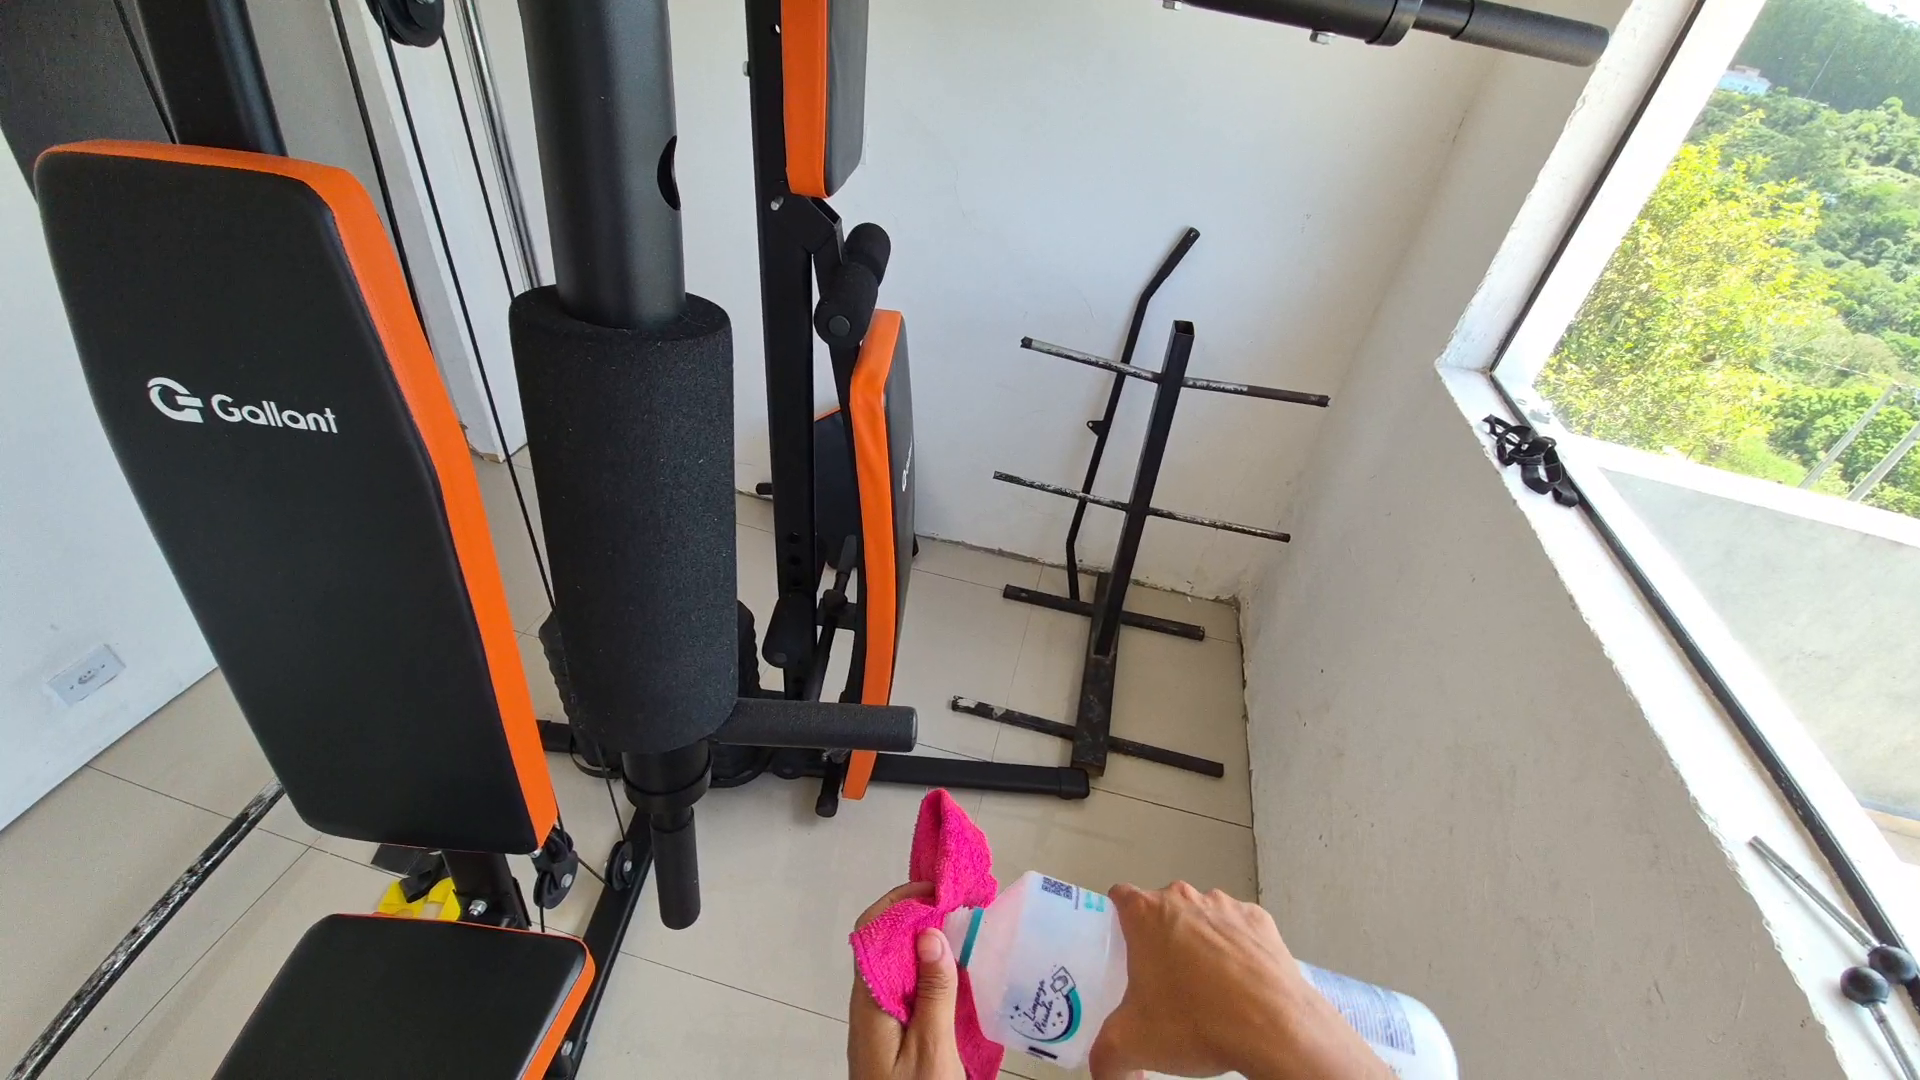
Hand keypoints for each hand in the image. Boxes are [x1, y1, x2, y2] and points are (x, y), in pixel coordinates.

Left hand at [849, 882, 965, 1079]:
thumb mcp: (932, 1051)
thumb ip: (932, 992)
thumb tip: (929, 930)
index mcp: (870, 1002)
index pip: (871, 932)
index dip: (899, 901)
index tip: (937, 891)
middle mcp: (869, 1006)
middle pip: (884, 944)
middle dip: (918, 916)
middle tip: (960, 906)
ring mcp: (880, 1023)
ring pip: (897, 966)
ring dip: (926, 943)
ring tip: (965, 931)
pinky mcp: (893, 1039)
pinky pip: (907, 990)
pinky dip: (930, 971)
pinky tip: (957, 974)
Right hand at [1089, 882, 1391, 1079]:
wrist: (1274, 1028)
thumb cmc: (1194, 1022)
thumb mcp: (1132, 1045)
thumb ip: (1103, 1057)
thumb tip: (1098, 1073)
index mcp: (1145, 913)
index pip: (1120, 898)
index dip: (1120, 922)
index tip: (1126, 952)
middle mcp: (1182, 897)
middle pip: (1162, 908)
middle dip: (1162, 937)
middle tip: (1165, 981)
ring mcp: (1224, 904)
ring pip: (1202, 916)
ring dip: (1200, 940)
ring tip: (1209, 988)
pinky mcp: (1259, 920)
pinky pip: (1239, 928)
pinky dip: (1237, 947)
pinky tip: (1242, 982)